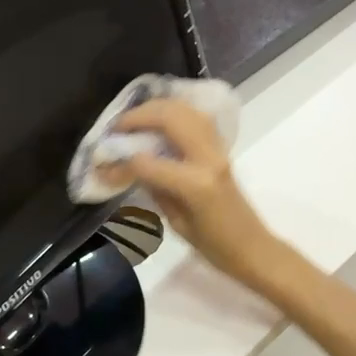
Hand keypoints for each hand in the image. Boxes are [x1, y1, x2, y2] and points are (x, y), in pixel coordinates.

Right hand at [102, 98, 288, 288]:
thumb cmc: (214, 246)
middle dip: (137, 117)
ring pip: (184, 109)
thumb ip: (154, 188)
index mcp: (195, 184)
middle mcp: (208, 158)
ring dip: (155, 109)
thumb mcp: (176, 222)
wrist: (253, 247)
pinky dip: (173, 112)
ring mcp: (218, 149)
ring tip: (133, 120)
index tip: (102, 164)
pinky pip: (196, 117)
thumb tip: (128, 167)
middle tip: (115, 127)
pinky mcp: (222, 147)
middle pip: (168, 118)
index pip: (147, 162)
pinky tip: (157, 120)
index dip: (121, 161)